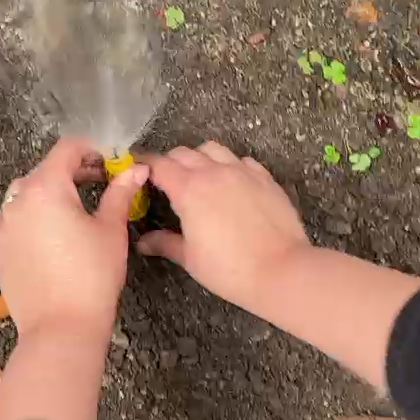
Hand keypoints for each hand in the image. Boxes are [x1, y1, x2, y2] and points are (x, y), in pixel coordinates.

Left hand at [0, 138, 148, 342]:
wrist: (60, 328)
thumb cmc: (92, 276)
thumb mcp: (111, 229)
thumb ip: (120, 192)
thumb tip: (137, 169)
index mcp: (46, 187)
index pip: (68, 149)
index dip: (92, 150)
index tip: (110, 164)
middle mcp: (17, 199)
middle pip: (46, 169)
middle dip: (74, 172)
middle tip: (101, 184)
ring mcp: (2, 224)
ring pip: (27, 192)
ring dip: (52, 192)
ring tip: (76, 209)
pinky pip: (13, 217)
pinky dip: (32, 214)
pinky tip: (50, 231)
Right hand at [137, 142, 311, 309]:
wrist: (281, 270)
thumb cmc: (230, 269)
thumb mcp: (191, 258)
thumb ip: (165, 243)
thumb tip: (144, 242)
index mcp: (189, 190)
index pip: (160, 165)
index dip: (145, 165)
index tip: (138, 171)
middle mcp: (214, 172)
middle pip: (184, 153)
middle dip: (170, 162)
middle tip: (165, 180)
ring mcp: (242, 172)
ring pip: (214, 149)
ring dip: (200, 157)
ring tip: (199, 176)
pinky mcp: (264, 178)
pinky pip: (242, 160)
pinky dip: (230, 165)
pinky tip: (231, 183)